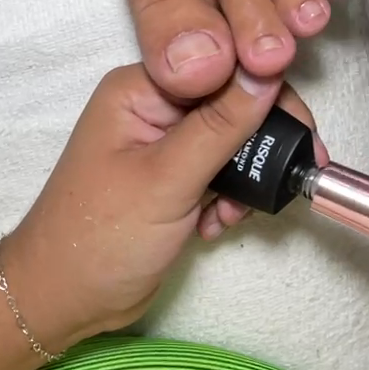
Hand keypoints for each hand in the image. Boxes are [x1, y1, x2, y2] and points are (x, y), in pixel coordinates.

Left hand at [1, 64, 322, 348]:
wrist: (66, 302)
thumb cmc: (102, 236)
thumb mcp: (168, 178)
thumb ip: (221, 125)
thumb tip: (269, 70)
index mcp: (141, 88)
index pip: (220, 67)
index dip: (266, 92)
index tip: (303, 132)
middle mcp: (154, 107)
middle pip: (232, 103)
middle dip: (260, 145)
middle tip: (291, 177)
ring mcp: (164, 143)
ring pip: (232, 142)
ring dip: (244, 180)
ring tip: (231, 215)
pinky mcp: (174, 177)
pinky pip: (221, 172)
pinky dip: (228, 198)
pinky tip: (214, 226)